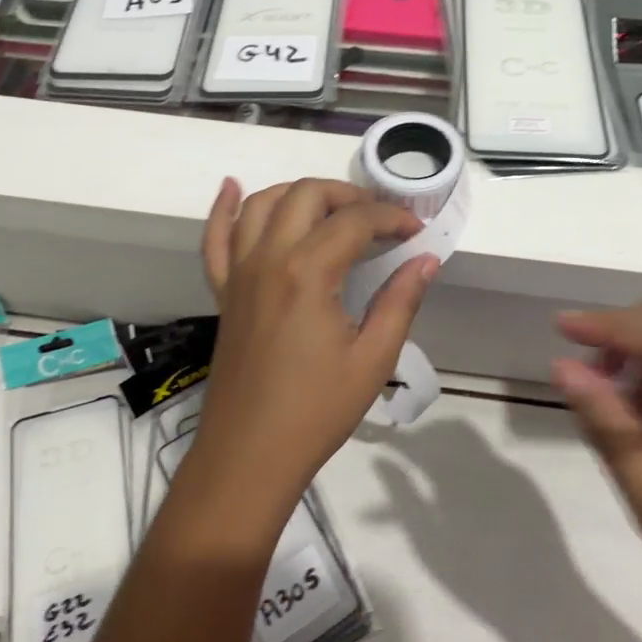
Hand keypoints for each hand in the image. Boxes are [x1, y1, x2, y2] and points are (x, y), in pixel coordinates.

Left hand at [196, 176, 439, 502]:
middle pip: (306, 196)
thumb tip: (426, 259)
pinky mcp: (223, 291)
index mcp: (307, 273)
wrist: (249, 454)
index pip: (354, 221)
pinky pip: (215, 238)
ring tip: (331, 209)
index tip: (416, 232)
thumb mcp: (373, 360)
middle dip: (348, 196)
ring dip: (298, 193)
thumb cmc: (316, 411)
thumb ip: (400, 301)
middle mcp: (268, 259)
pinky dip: (223, 208)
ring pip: (261, 204)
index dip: (391, 218)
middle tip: (378, 221)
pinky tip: (233, 186)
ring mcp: (238, 273)